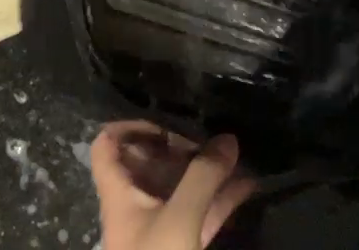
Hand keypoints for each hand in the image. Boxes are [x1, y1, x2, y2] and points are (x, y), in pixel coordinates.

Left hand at [90, 122, 255, 249]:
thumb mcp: (179, 220)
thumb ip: (202, 177)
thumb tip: (227, 138)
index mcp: (119, 194)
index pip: (108, 145)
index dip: (132, 126)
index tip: (169, 121)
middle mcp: (135, 206)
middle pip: (149, 163)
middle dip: (183, 146)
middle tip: (213, 136)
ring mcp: (158, 229)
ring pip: (180, 188)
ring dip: (207, 171)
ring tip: (240, 155)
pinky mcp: (180, 248)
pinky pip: (200, 214)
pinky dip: (221, 198)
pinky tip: (249, 186)